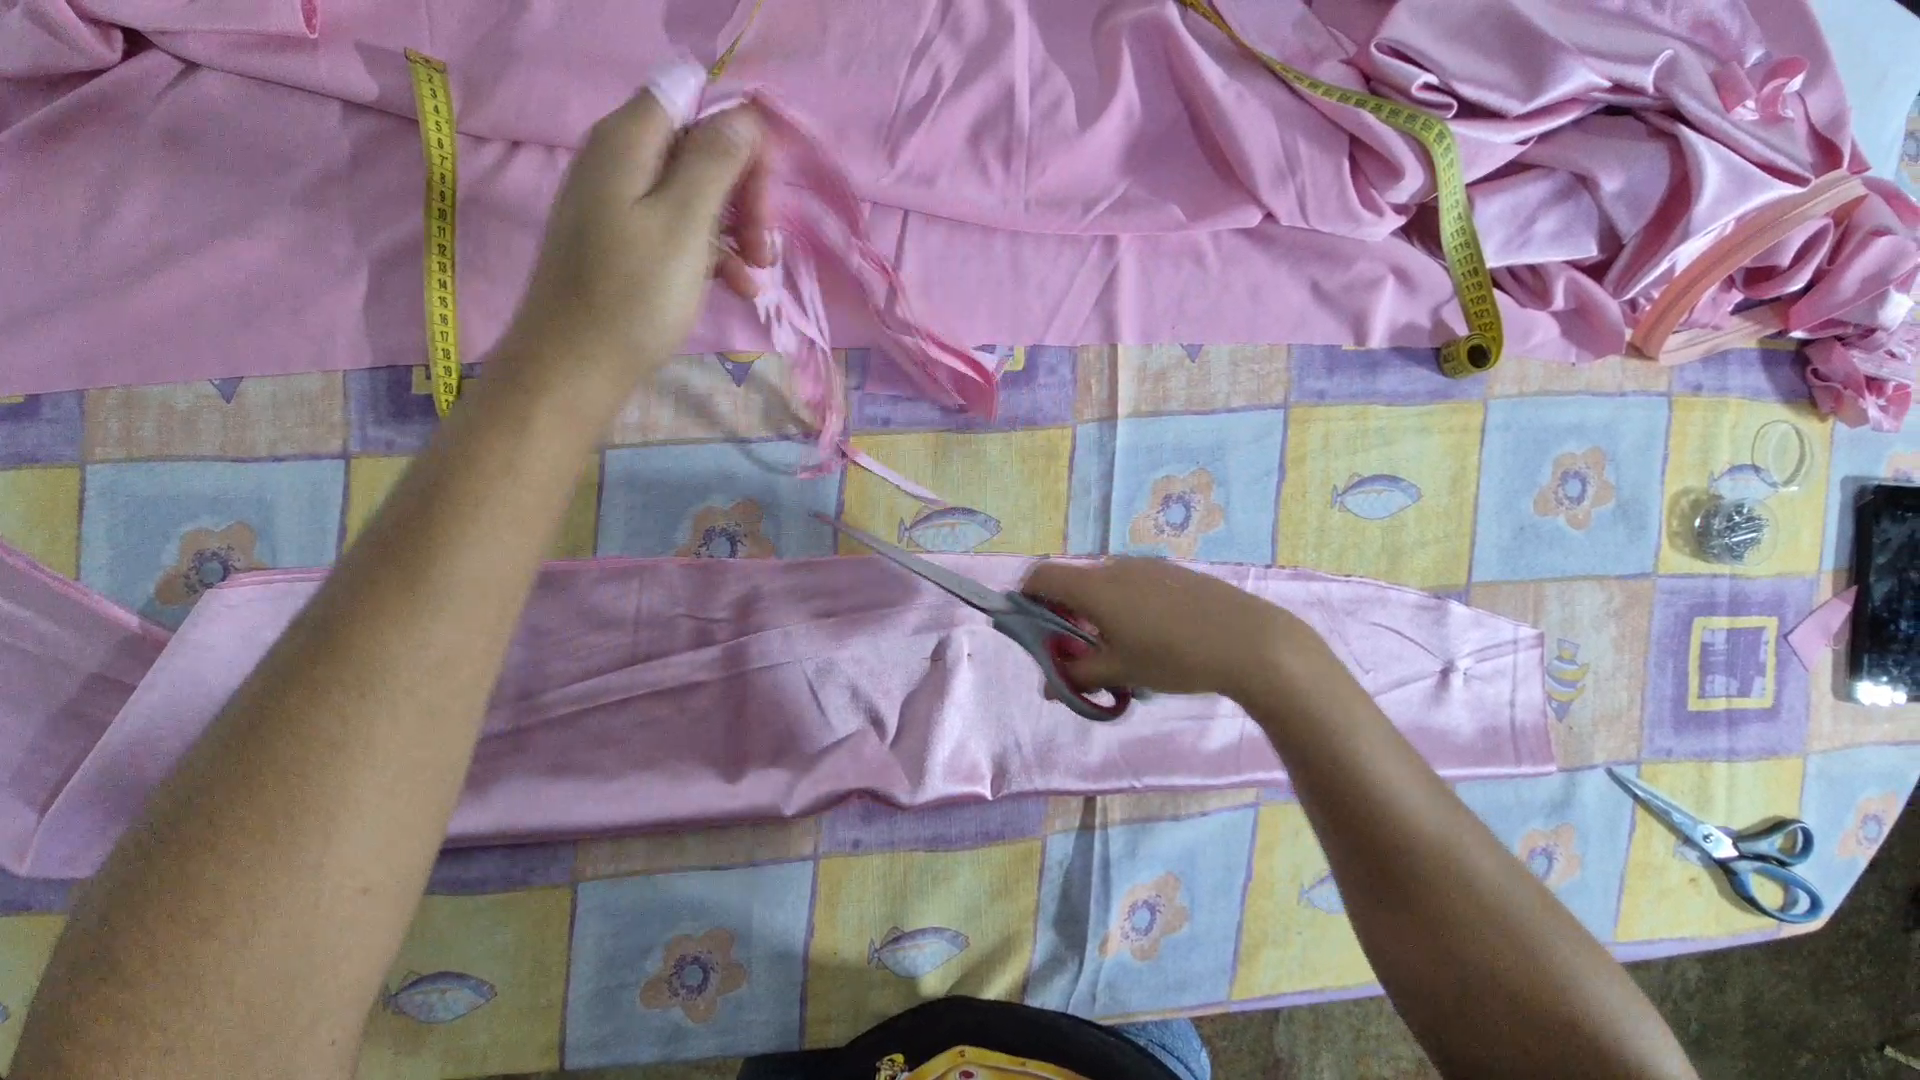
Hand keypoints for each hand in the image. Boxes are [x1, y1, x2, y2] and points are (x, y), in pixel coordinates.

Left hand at [495, 64, 772, 404]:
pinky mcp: (626, 242)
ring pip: (696, 192)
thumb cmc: (633, 296)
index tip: (766, 183)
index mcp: (628, 140)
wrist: (574, 368)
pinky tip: (740, 289)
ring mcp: (621, 203)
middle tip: (765, 241)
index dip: (738, 131)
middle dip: (743, 190)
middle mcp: (620, 159)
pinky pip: (680, 229)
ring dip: (737, 227)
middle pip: (700, 146)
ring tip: (759, 273)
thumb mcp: (684, 224)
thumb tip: (742, 115)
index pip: (693, 95)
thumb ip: (715, 161)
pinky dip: (714, 253)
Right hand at [1023, 557, 1329, 700]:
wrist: (1250, 641)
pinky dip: (1124, 607)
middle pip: (1073, 582)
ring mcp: (1148, 566)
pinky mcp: (1175, 573)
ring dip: (1095, 613)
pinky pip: (1133, 586)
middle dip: (1063, 616)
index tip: (1032, 631)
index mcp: (1094, 586)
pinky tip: (1153, 639)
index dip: (1025, 599)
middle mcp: (1115, 566)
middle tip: (1076, 654)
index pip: (1040, 577)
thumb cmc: (1174, 657)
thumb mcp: (1120, 671)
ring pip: (1105, 586)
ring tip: (1118, 651)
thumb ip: (1078, 676)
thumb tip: (1050, 685)